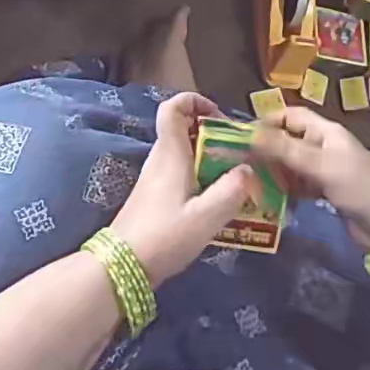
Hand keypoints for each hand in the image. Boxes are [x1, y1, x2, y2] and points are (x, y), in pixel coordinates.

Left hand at [109, 92, 255, 285]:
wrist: (122, 268)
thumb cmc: (164, 236)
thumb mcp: (206, 217)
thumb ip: (232, 191)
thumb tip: (248, 169)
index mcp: (171, 154)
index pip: (172, 108)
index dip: (194, 101)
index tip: (219, 116)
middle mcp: (160, 160)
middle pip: (183, 129)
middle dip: (213, 134)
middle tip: (238, 153)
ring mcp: (154, 178)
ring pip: (183, 153)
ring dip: (208, 158)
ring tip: (234, 179)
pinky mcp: (154, 197)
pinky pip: (180, 173)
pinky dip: (200, 176)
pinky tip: (216, 202)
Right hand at [255, 107, 369, 245]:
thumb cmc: (358, 187)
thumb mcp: (321, 165)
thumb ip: (286, 150)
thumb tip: (250, 134)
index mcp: (327, 131)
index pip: (293, 116)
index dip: (269, 120)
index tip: (244, 134)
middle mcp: (324, 146)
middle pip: (289, 139)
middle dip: (267, 148)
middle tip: (242, 161)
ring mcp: (324, 169)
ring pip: (291, 163)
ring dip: (275, 170)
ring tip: (252, 180)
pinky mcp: (324, 190)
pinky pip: (298, 183)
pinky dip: (286, 187)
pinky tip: (271, 196)